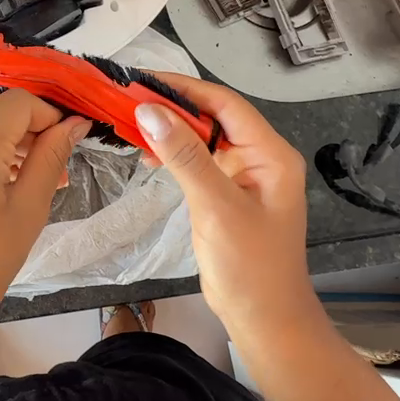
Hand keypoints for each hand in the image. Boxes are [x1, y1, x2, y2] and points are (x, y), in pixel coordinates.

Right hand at [134, 73, 314, 331]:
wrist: (264, 320)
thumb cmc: (250, 266)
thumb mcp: (216, 207)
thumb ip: (185, 156)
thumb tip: (149, 110)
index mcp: (270, 154)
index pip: (224, 103)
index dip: (184, 88)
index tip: (142, 80)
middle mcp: (260, 157)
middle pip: (213, 116)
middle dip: (172, 106)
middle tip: (128, 98)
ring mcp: (243, 176)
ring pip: (202, 137)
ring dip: (169, 129)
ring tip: (130, 121)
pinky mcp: (226, 193)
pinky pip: (198, 160)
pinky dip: (173, 153)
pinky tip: (148, 153)